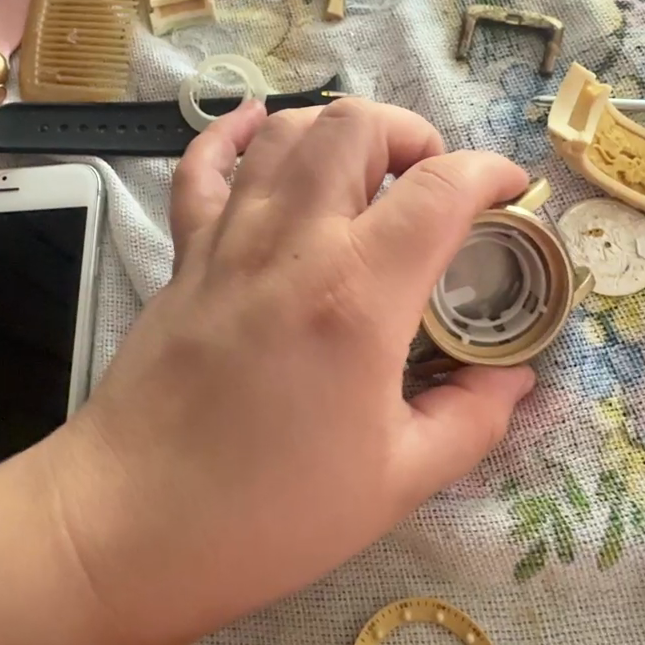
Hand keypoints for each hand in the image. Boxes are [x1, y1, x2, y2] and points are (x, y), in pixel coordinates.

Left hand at [43, 98, 535, 644]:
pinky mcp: (185, 250)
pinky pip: (202, 165)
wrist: (130, 520)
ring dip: (337, 129)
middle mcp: (292, 240)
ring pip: (284, 130)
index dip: (489, 174)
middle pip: (354, 127)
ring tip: (365, 168)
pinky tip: (257, 124)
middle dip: (410, 133)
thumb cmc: (267, 511)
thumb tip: (514, 379)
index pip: (439, 189)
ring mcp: (229, 236)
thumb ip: (470, 419)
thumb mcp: (396, 480)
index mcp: (357, 293)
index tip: (511, 193)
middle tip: (431, 183)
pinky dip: (231, 133)